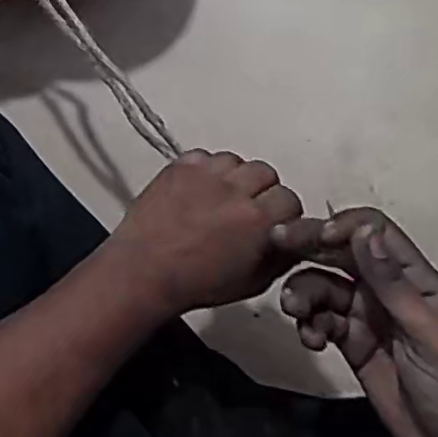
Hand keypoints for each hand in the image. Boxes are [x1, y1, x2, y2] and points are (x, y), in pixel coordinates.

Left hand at [97, 150, 302, 319]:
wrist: (148, 268)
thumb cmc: (195, 280)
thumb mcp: (253, 281)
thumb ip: (279, 256)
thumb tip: (289, 240)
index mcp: (258, 220)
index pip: (289, 199)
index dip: (282, 211)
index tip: (274, 218)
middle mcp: (234, 191)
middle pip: (264, 172)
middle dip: (261, 189)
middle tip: (248, 205)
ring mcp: (204, 175)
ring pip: (234, 160)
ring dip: (233, 175)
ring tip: (222, 195)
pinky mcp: (179, 167)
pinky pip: (202, 155)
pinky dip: (204, 168)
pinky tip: (200, 187)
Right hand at [275, 209, 437, 436]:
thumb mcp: (434, 340)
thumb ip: (394, 286)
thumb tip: (364, 230)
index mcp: (418, 284)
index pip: (376, 233)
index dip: (344, 227)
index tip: (318, 238)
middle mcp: (389, 293)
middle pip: (341, 252)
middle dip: (307, 245)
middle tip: (275, 241)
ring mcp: (370, 319)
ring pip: (323, 284)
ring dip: (303, 290)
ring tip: (294, 310)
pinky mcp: (354, 346)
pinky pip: (321, 320)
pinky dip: (308, 323)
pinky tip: (309, 339)